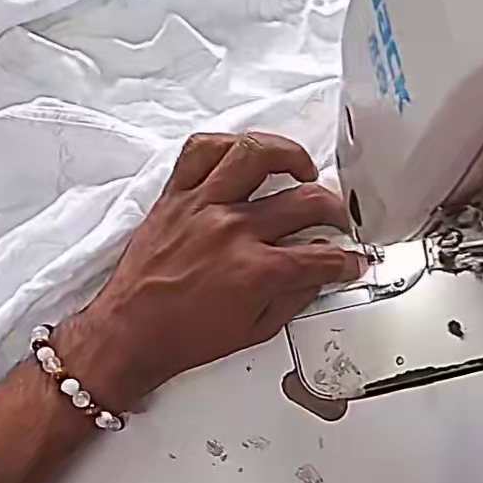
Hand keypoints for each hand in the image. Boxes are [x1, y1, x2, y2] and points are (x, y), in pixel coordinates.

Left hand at [58, 132, 365, 408]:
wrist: (131, 333)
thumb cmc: (182, 337)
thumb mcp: (254, 331)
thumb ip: (293, 298)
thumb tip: (319, 276)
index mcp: (255, 272)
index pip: (321, 256)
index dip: (346, 260)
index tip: (351, 260)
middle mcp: (231, 231)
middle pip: (304, 201)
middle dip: (335, 212)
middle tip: (336, 221)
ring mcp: (202, 207)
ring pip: (256, 154)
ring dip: (290, 156)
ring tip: (301, 169)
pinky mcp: (175, 197)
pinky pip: (201, 150)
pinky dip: (228, 145)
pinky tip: (243, 157)